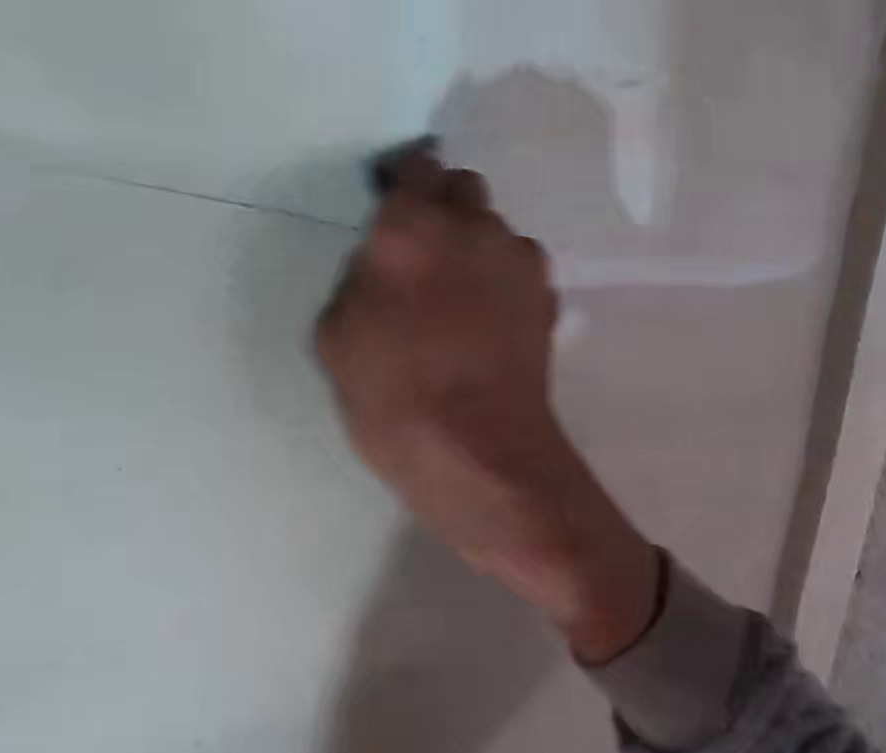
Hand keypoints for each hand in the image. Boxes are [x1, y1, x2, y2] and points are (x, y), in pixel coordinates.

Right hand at [314, 149, 657, 662]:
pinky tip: (493, 324)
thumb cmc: (396, 401)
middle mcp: (473, 228)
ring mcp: (519, 265)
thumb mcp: (338, 339)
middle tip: (428, 259)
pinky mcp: (547, 303)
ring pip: (499, 233)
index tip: (396, 203)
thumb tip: (383, 267)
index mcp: (409, 227)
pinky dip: (507, 284)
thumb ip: (361, 281)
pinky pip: (523, 273)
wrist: (479, 453)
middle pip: (464, 191)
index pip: (414, 165)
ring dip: (480, 250)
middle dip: (446, 212)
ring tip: (464, 301)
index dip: (405, 181)